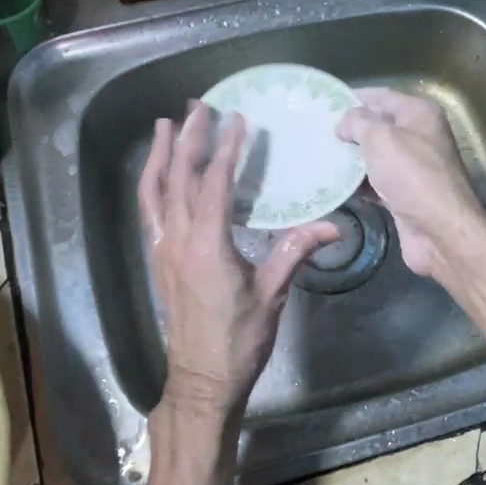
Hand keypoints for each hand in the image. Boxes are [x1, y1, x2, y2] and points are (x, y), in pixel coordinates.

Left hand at [139, 102, 339, 417]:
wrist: (203, 377)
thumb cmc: (240, 339)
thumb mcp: (273, 294)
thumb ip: (296, 252)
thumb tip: (334, 224)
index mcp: (207, 245)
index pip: (215, 184)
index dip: (226, 149)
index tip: (237, 120)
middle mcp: (178, 240)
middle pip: (178, 179)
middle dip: (188, 140)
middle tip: (196, 107)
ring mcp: (163, 250)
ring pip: (155, 192)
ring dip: (160, 157)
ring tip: (166, 126)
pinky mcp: (159, 261)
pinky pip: (151, 212)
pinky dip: (153, 185)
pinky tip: (160, 175)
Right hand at [337, 88, 485, 278]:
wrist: (439, 230)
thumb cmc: (412, 175)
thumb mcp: (380, 138)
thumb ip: (358, 122)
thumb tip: (345, 122)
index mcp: (419, 113)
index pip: (381, 96)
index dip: (353, 97)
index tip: (323, 104)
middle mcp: (419, 136)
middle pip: (378, 127)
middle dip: (349, 130)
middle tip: (315, 132)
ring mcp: (413, 168)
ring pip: (375, 157)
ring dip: (350, 159)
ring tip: (318, 157)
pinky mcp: (405, 195)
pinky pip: (376, 183)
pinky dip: (358, 184)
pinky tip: (335, 185)